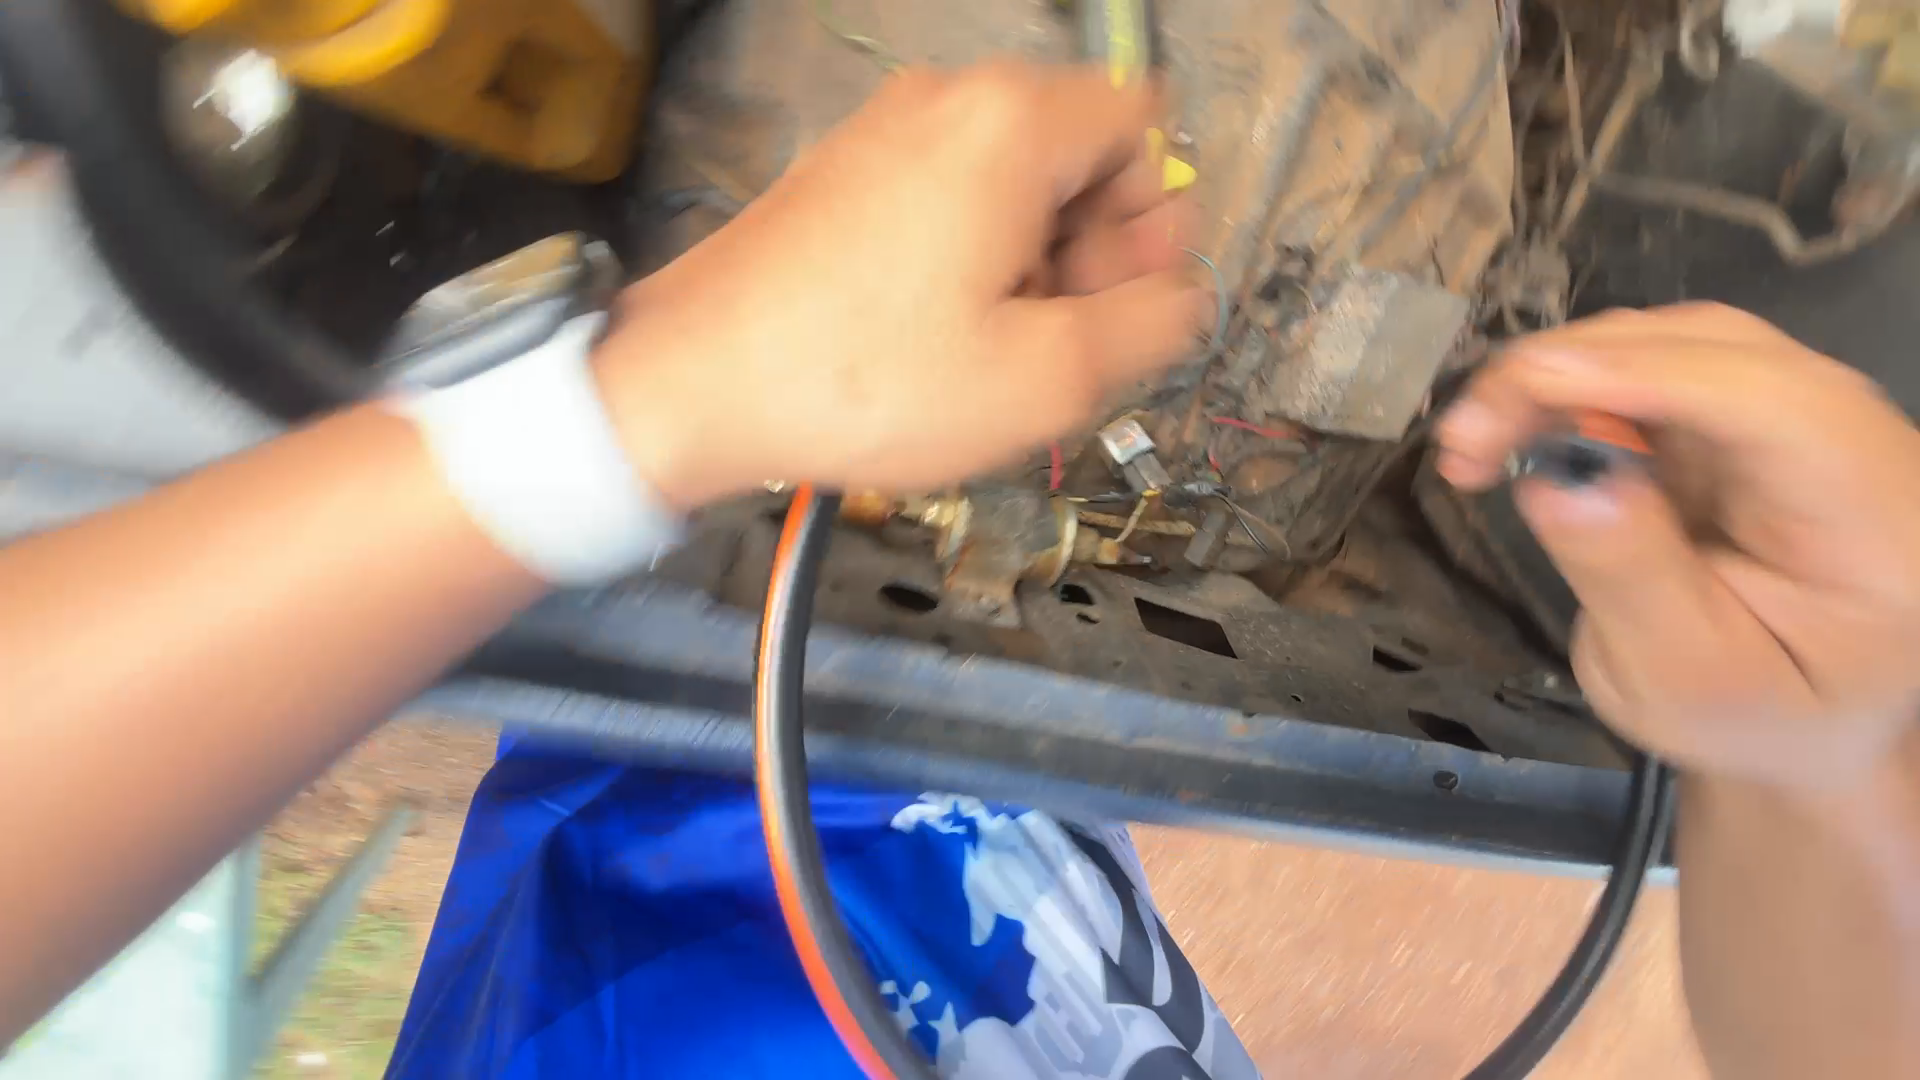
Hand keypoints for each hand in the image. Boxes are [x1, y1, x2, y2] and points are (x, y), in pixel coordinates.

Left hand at [593, 62, 1211, 509]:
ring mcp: (882, 140)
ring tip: (993, 356)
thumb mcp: (1046, 377)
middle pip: (1073, 159)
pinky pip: (945, 211)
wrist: (698, 389)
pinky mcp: (843, 186)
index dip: (1152, 222)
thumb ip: (1150, 327)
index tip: (1123, 300)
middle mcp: (944, 106)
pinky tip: (938, 342)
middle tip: (1061, 344)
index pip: (1140, 129)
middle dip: (1091, 254)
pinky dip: (968, 269)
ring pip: (1008, 192)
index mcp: (1009, 125)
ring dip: (1030, 271)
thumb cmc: (868, 383)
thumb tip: (1181, 297)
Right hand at [1438, 303, 1919, 789]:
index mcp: (1875, 519)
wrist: (1779, 721)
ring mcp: (1783, 430)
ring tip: (1469, 441)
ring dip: (1552, 375)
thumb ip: (1629, 578)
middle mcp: (1845, 445)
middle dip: (1571, 370)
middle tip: (1461, 436)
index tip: (1526, 383)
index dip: (1650, 378)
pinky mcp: (1722, 432)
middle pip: (1713, 349)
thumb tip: (1556, 485)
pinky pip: (1636, 376)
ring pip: (1667, 345)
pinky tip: (1505, 435)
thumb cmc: (1741, 716)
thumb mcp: (1680, 675)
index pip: (1777, 407)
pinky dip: (1556, 392)